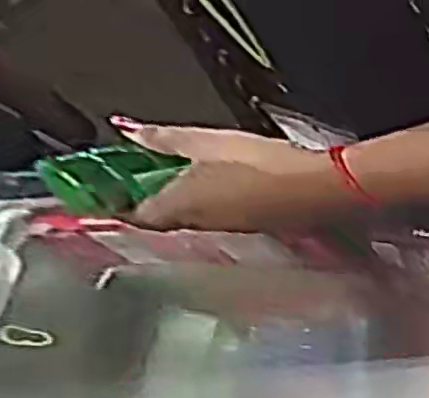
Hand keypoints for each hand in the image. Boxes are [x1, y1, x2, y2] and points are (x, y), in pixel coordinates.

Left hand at [111, 117, 349, 231]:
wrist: (327, 191)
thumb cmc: (268, 166)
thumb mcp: (209, 142)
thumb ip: (165, 140)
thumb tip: (131, 134)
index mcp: (185, 204)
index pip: (137, 216)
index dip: (115, 209)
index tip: (101, 200)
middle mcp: (208, 225)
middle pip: (168, 222)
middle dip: (150, 208)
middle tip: (136, 190)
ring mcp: (238, 231)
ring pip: (198, 224)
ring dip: (185, 211)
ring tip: (178, 191)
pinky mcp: (264, 232)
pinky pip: (225, 225)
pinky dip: (214, 214)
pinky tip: (219, 199)